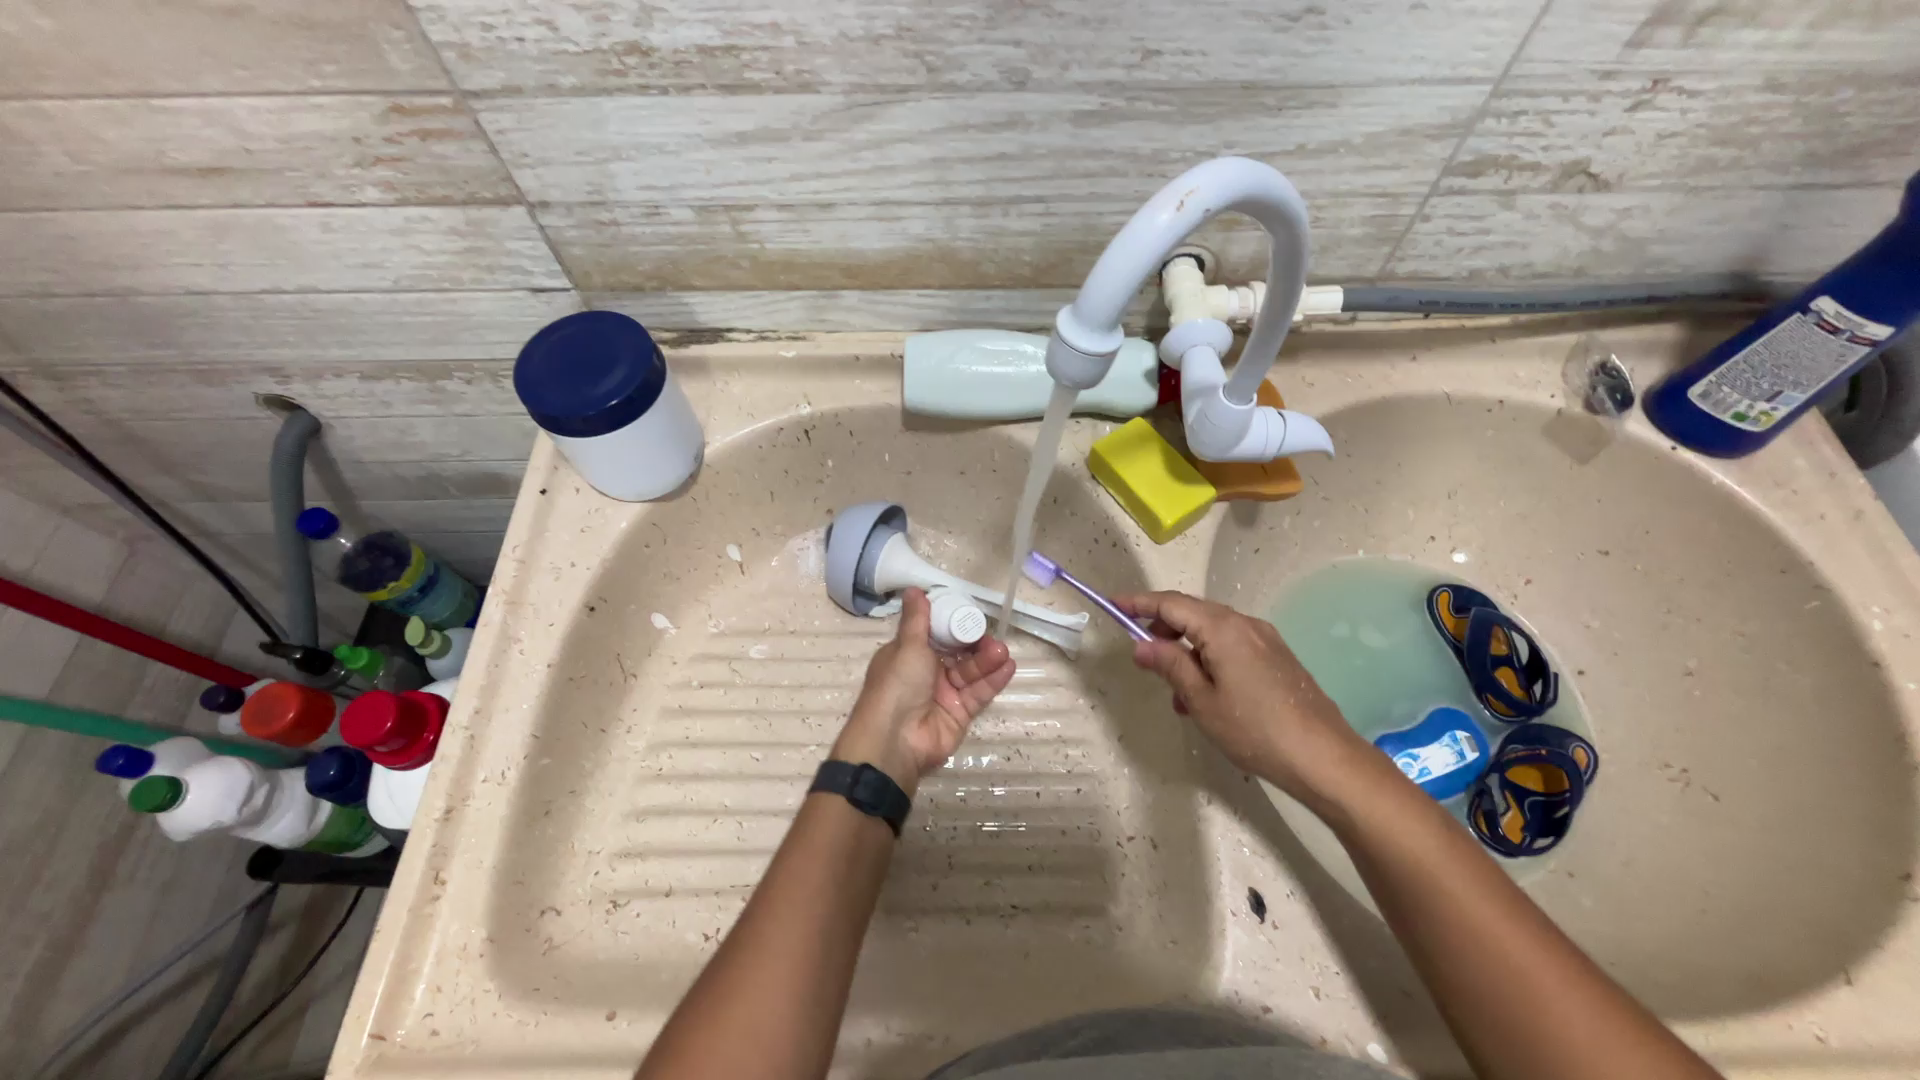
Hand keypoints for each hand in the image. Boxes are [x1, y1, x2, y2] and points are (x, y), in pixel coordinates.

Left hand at [834, 588, 1015, 794]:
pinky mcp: (960, 714)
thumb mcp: (907, 646)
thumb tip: (914, 590)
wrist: (895, 740)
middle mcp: (925, 673)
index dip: (953, 625)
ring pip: (969, 672)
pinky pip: (978, 693)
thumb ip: (917, 619)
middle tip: (991, 636)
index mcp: (907, 655)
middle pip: (956, 653)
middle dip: (975, 644)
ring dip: (987, 661)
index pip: (935, 634)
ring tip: (1003, 652)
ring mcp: (943, 695)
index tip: (970, 614)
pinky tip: (1008, 667)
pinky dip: (993, 680)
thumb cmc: (897, 685)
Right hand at [1115, 591, 1377, 810]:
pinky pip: (1231, 646)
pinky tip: (1203, 696)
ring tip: (1174, 691)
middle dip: (1163, 627)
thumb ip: (1170, 666)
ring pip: (1213, 632)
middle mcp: (1245, 625)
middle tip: (1142, 653)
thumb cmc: (1254, 729)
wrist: (1322, 756)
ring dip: (1186, 650)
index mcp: (1223, 629)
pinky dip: (1209, 659)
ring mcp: (1265, 640)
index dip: (1139, 603)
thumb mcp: (1201, 700)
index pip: (1171, 604)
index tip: (1113, 604)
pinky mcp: (1276, 658)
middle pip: (1193, 613)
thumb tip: (1142, 644)